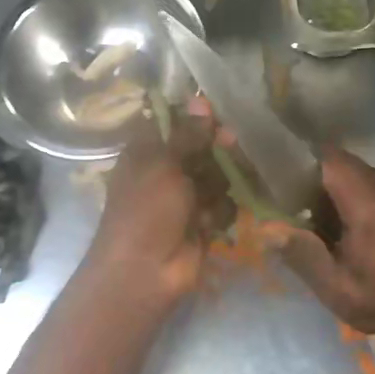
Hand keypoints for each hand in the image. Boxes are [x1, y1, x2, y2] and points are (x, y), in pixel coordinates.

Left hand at [83, 113, 214, 306]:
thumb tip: (201, 101)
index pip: (175, 123)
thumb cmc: (145, 211)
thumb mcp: (163, 165)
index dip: (195, 117)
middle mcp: (167, 170)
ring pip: (218, 175)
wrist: (144, 272)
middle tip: (230, 143)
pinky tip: (207, 223)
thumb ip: (187, 135)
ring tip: (208, 197)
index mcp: (147, 152)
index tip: (215, 113)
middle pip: (202, 147)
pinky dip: (218, 212)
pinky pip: (223, 204)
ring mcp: (186, 197)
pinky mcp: (204, 221)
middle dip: (217, 148)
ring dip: (218, 184)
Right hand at [280, 149, 374, 350]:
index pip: (332, 162)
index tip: (281, 173)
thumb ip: (303, 255)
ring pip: (359, 169)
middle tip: (294, 197)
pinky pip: (374, 180)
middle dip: (317, 174)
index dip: (305, 161)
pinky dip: (354, 190)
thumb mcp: (336, 290)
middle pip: (344, 162)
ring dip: (336, 182)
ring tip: (317, 210)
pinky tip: (346, 218)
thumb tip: (268, 231)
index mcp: (370, 209)